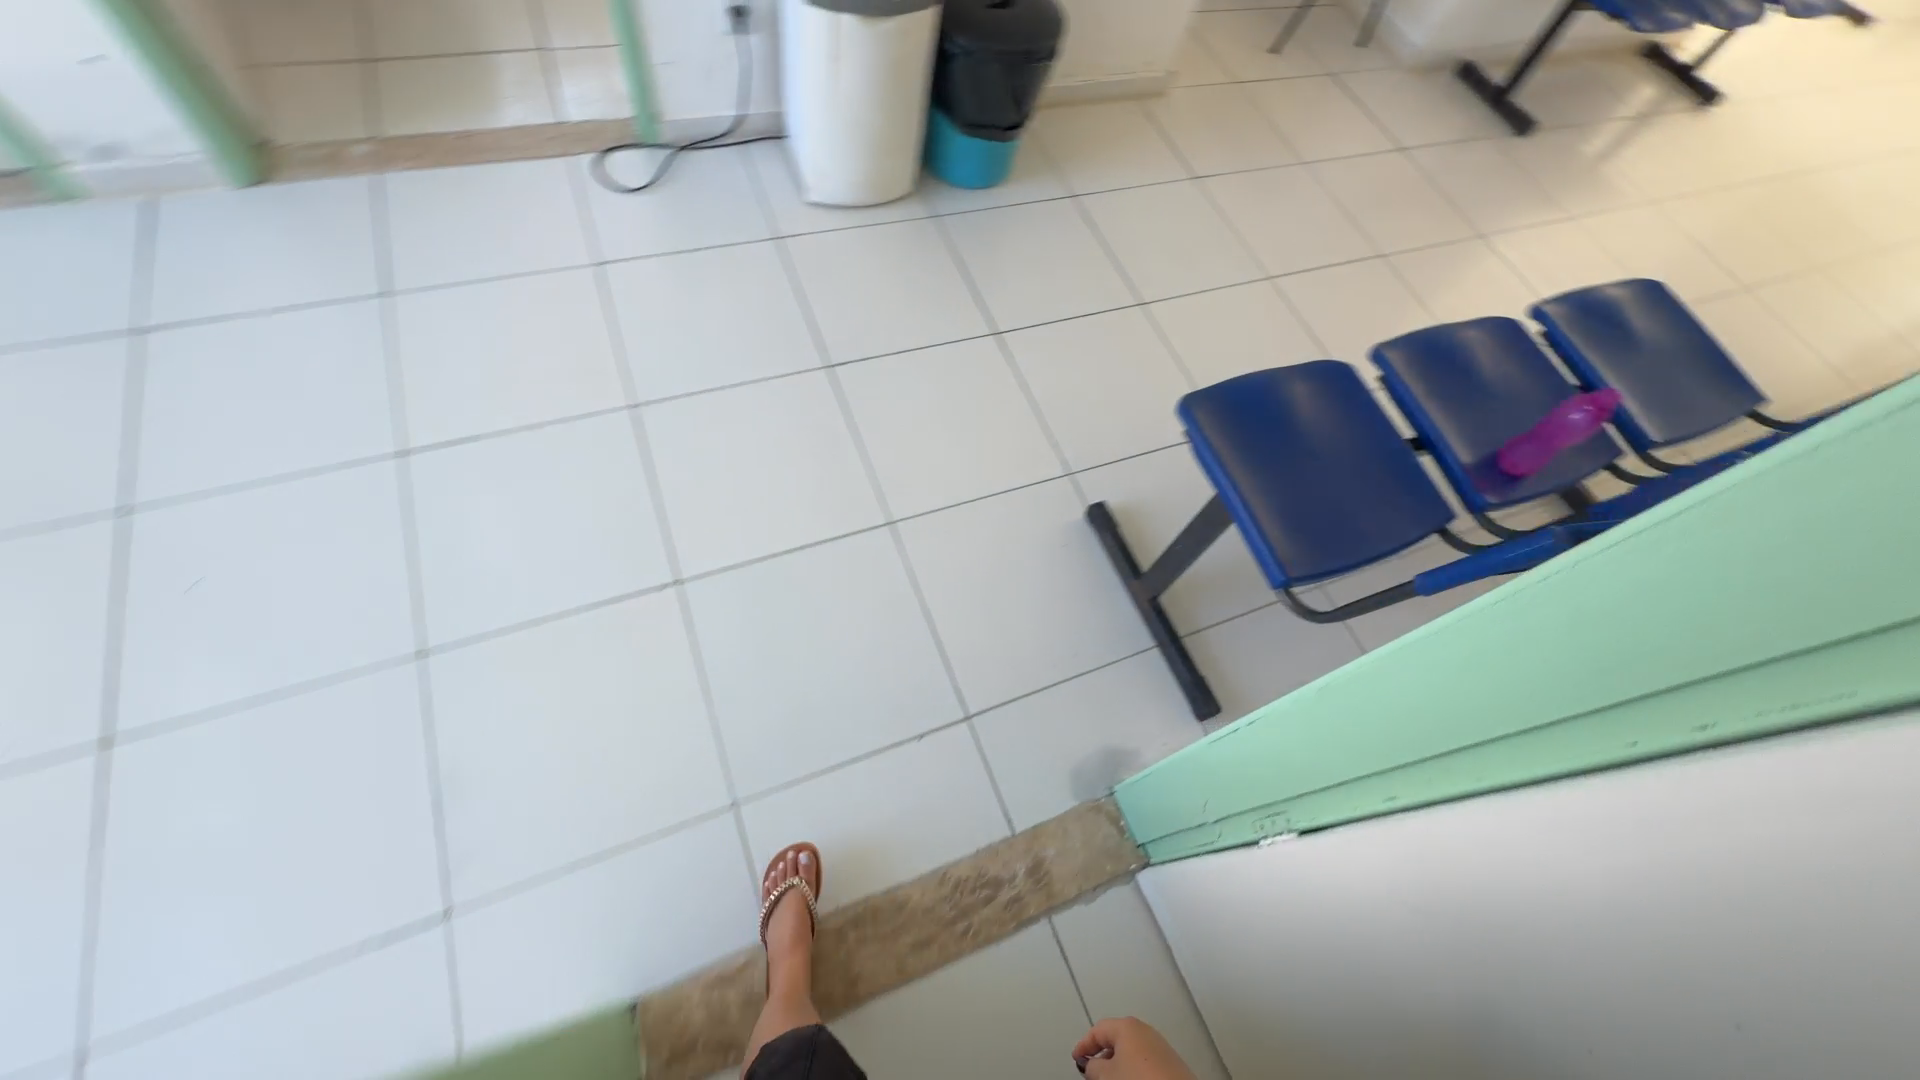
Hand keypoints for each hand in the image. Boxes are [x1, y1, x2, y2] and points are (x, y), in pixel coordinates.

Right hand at [1071, 1017, 1197, 1079]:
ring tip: (1110, 1078)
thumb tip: (1091, 1064)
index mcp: (1126, 1026)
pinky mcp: (1169, 1061)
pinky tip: (1131, 1079)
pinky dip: (1132, 1067)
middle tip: (1091, 1070)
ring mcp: (1159, 1045)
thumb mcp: (1107, 1075)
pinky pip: (1143, 1059)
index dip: (1084, 1044)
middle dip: (1102, 1054)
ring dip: (1117, 1062)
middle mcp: (1143, 1030)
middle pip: (1115, 1038)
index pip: (1098, 1029)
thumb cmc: (1138, 1079)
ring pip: (1130, 1050)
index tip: (1076, 1057)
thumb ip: (1093, 1067)